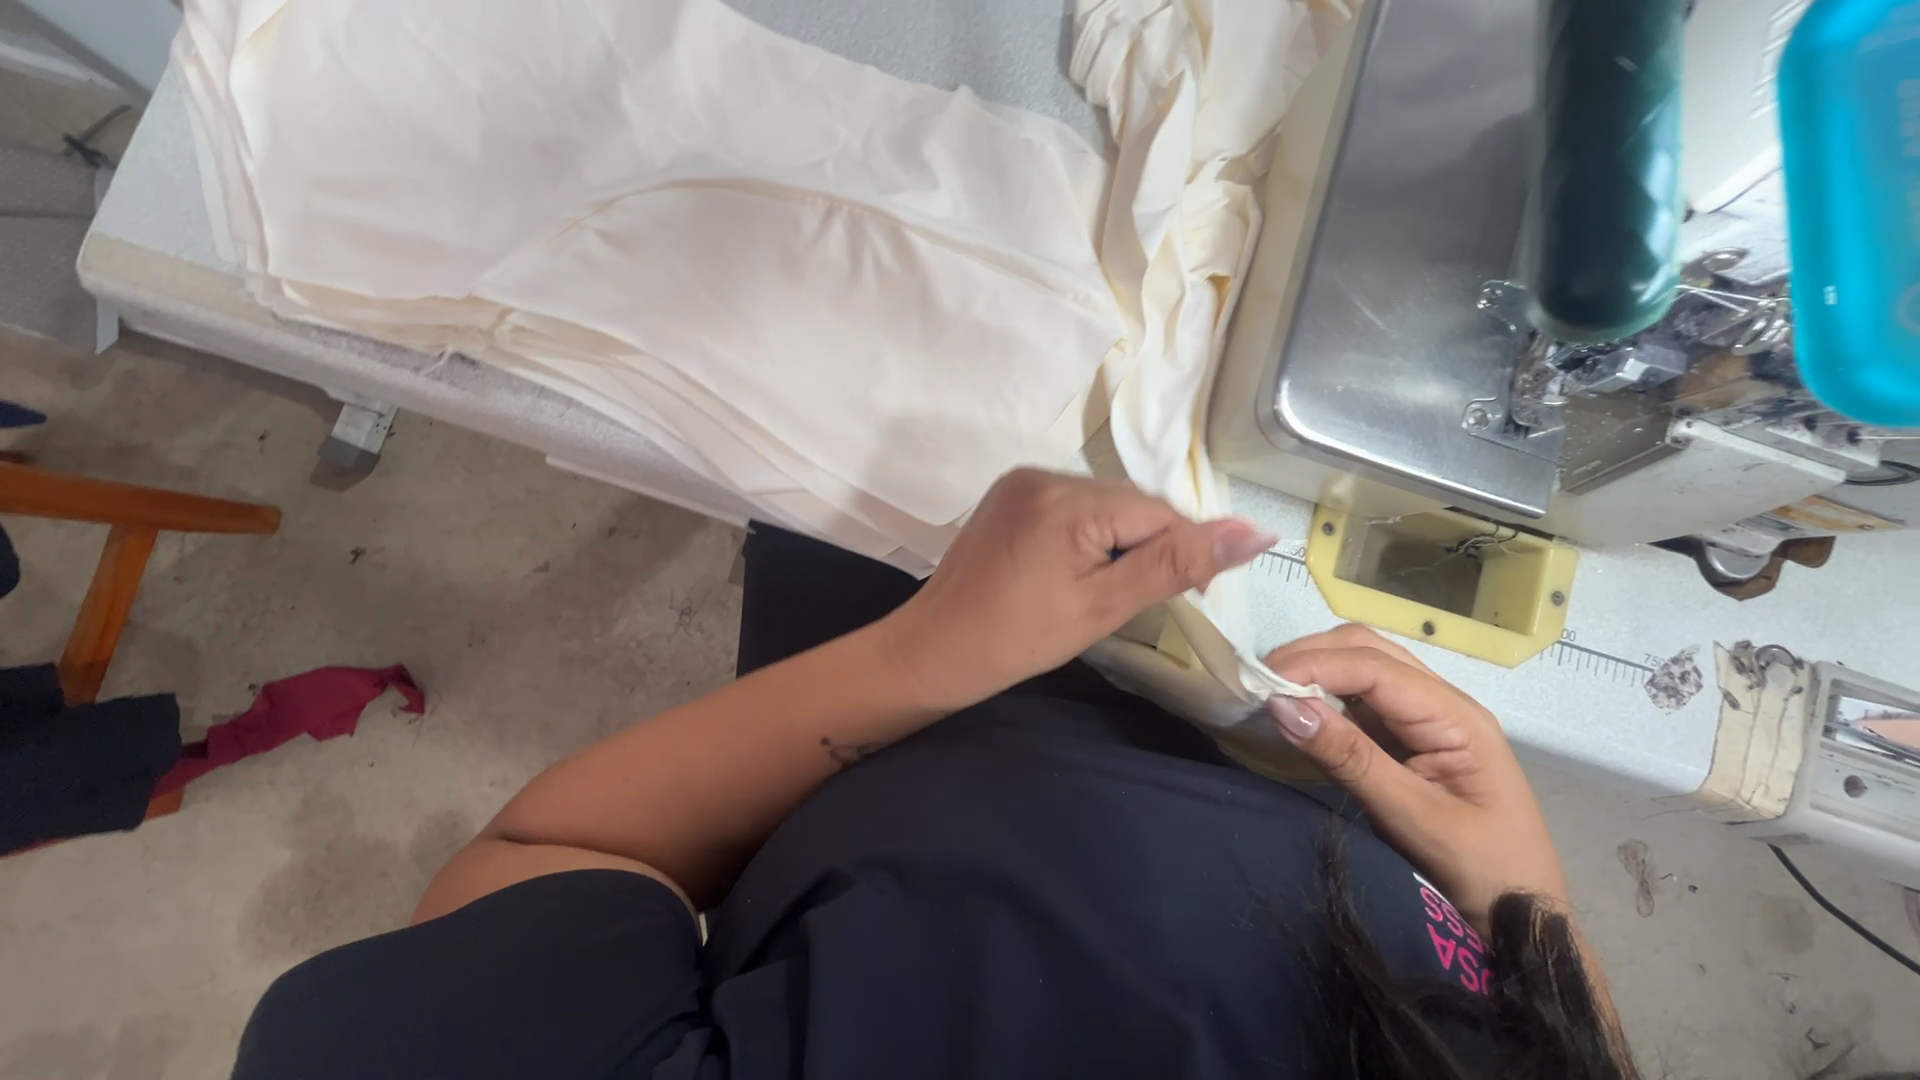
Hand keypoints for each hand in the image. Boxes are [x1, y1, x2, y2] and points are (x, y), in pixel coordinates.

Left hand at [878, 468, 1275, 710]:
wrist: (936, 648)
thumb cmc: (1019, 639)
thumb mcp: (1104, 606)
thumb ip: (1177, 565)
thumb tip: (1254, 533)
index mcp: (1067, 499)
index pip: (1158, 512)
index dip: (1181, 553)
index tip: (1185, 597)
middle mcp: (1044, 474)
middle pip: (1130, 503)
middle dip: (1145, 545)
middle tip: (1126, 598)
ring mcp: (1022, 480)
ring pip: (1103, 503)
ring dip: (1117, 539)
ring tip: (1095, 588)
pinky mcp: (1009, 492)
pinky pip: (1071, 504)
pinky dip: (1086, 532)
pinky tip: (1070, 569)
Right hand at [1261, 624, 1567, 931]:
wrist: (1524, 924)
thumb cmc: (1481, 873)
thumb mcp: (1413, 819)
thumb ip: (1348, 758)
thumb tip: (1282, 705)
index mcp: (1455, 717)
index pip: (1373, 666)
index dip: (1313, 665)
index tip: (1261, 686)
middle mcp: (1440, 703)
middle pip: (1366, 649)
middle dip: (1309, 656)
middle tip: (1258, 685)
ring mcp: (1423, 719)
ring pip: (1360, 665)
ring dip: (1313, 669)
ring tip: (1270, 694)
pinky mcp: (1405, 738)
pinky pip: (1357, 697)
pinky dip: (1321, 693)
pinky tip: (1297, 711)